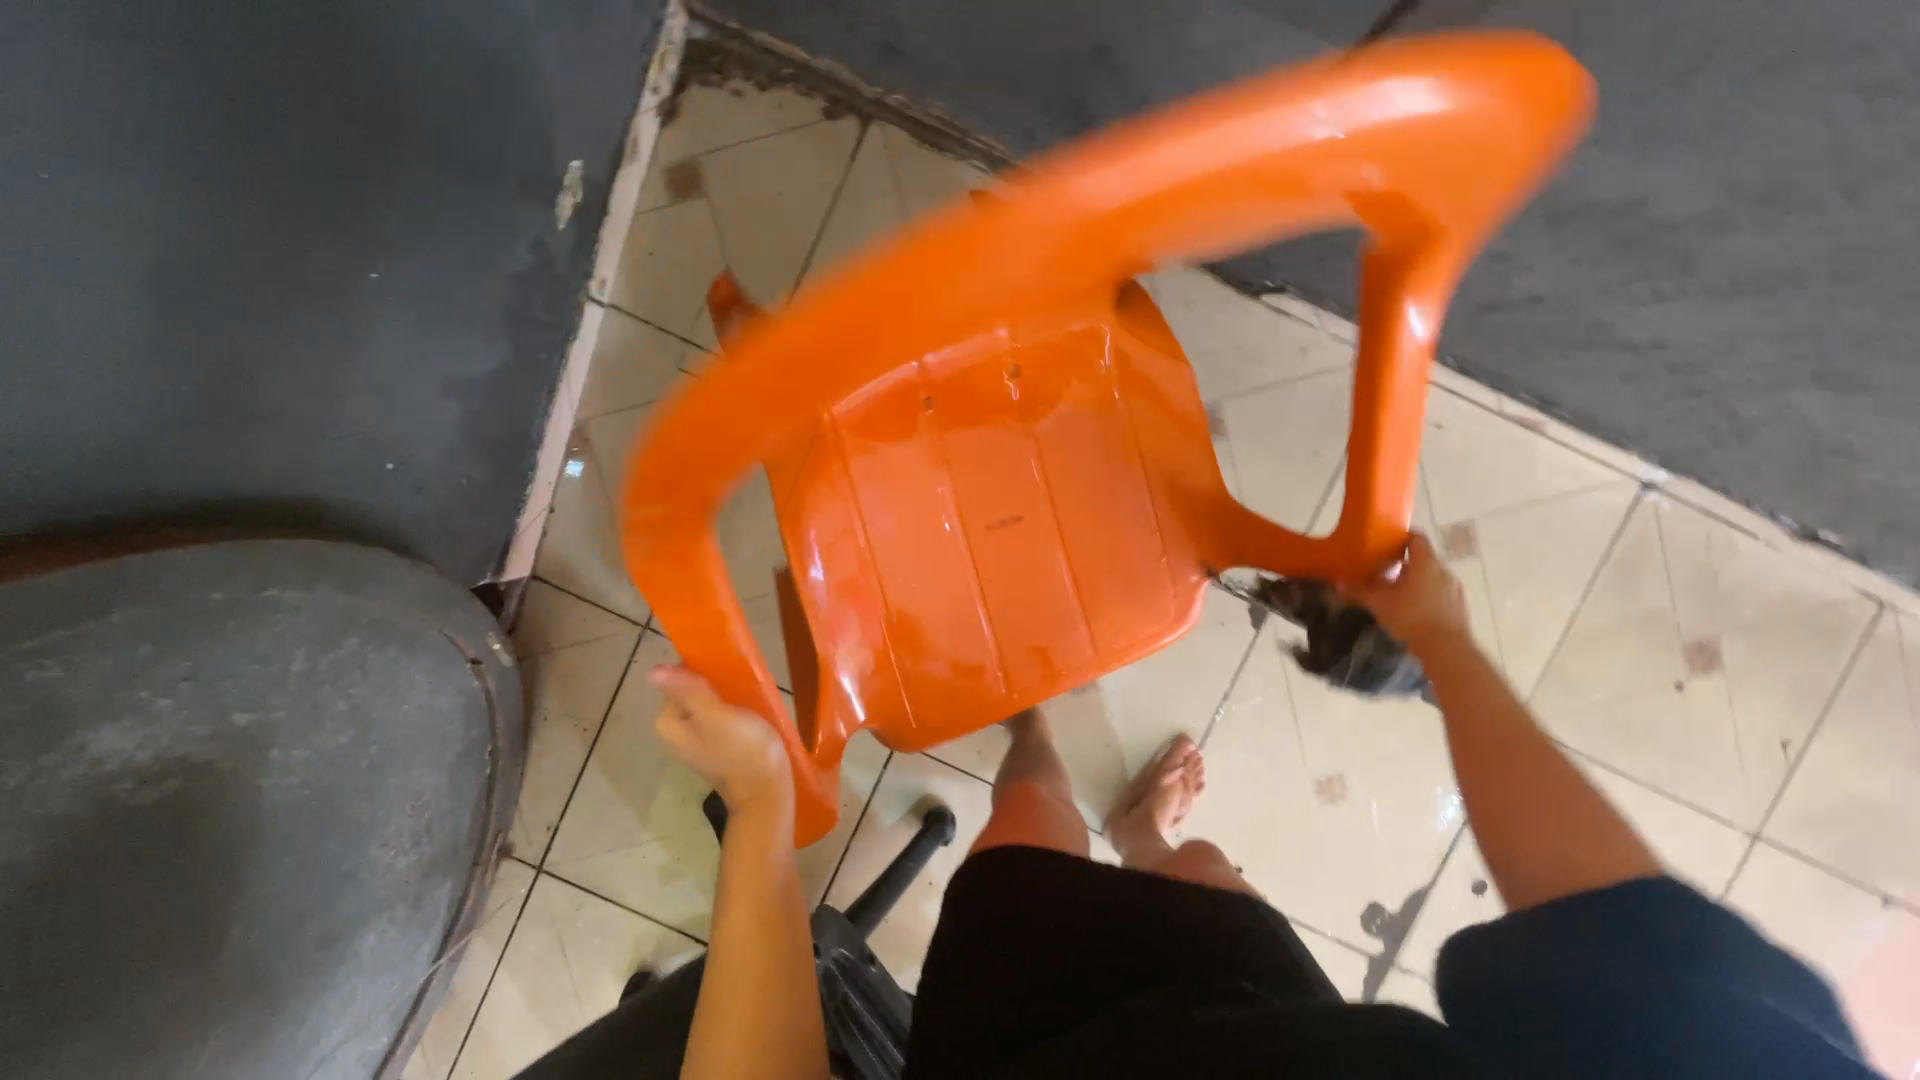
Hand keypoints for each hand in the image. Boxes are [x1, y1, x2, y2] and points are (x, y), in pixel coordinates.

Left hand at [650, 665, 791, 813]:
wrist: (765, 790)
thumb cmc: (741, 748)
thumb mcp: (714, 713)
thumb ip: (686, 690)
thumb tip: (652, 672)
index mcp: (668, 725)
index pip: (676, 684)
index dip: (700, 673)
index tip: (724, 675)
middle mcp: (675, 736)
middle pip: (690, 696)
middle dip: (713, 687)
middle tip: (738, 687)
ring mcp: (695, 745)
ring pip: (706, 709)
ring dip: (725, 700)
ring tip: (747, 700)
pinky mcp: (715, 751)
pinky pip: (718, 723)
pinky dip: (731, 715)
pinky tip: (749, 716)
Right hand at [1343, 532, 1469, 653]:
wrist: (1446, 648)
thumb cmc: (1411, 617)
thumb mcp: (1379, 603)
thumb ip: (1359, 591)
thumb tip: (1338, 583)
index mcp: (1426, 563)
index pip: (1417, 538)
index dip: (1402, 537)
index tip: (1386, 543)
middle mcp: (1444, 571)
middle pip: (1423, 559)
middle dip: (1404, 563)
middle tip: (1385, 572)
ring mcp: (1454, 588)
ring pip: (1432, 576)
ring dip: (1415, 580)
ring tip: (1397, 593)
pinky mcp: (1459, 605)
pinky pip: (1440, 592)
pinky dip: (1427, 594)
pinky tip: (1414, 609)